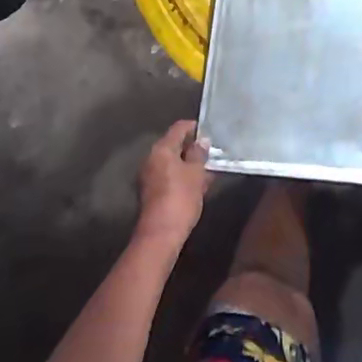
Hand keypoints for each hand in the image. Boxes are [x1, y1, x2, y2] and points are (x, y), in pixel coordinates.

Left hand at [136, 120, 211, 241]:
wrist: (160, 234)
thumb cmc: (181, 197)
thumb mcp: (196, 173)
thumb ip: (199, 154)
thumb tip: (202, 141)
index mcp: (161, 149)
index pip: (179, 128)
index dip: (194, 127)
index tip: (209, 130)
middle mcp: (151, 158)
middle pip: (174, 145)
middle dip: (192, 147)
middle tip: (211, 151)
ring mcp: (149, 176)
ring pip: (172, 162)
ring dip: (188, 164)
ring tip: (208, 169)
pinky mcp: (151, 192)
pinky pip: (169, 176)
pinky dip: (182, 176)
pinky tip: (198, 184)